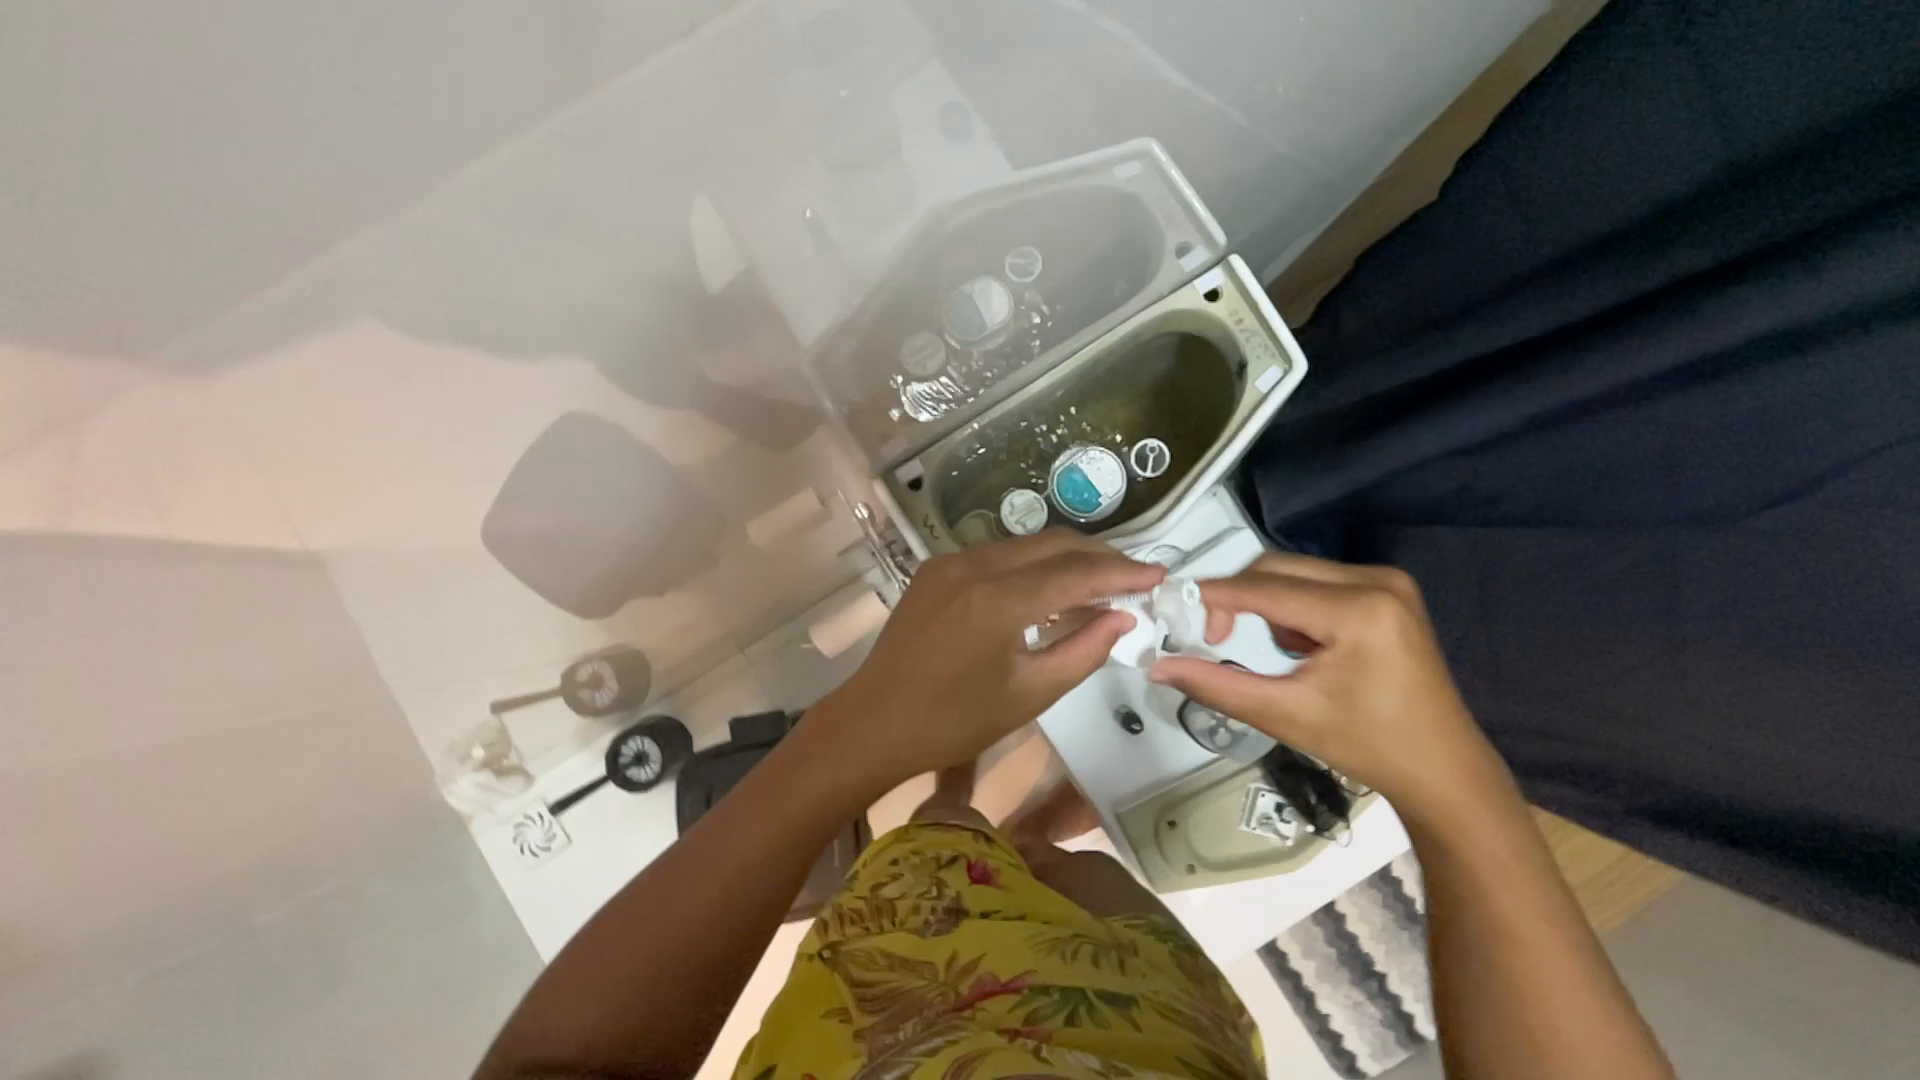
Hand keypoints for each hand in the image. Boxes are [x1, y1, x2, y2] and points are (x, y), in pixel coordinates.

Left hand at [812, 529, 1164, 793]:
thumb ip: (1083, 651)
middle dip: (1099, 557)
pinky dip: (1032, 567)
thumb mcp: (1029, 695)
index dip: (1122, 572)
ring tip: (1100, 584)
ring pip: (1025, 545)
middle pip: (1052, 545)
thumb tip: (1123, 616)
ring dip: (1066, 559)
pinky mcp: (936, 569)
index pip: (1075, 573)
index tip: (1159, 574)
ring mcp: (950, 562)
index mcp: (997, 601)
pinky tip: (1049, 591)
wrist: (873, 723)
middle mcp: (973, 566)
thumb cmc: (953, 722)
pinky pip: (998, 556)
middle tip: (1135, 577)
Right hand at [1149, 553, 1507, 823]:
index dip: (1212, 596)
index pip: (1263, 588)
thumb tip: (1157, 666)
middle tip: (1215, 639)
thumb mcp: (1284, 715)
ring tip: (1282, 658)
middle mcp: (1376, 580)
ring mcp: (1388, 582)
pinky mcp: (1391, 591)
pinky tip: (1308, 649)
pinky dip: (1296, 608)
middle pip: (1276, 569)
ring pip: (1295, 574)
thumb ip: (1216, 686)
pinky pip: (1320, 583)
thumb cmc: (1366, 745)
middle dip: (1238, 600)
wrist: (1441, 768)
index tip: (1172, 612)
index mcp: (1357, 610)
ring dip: (1269, 606)